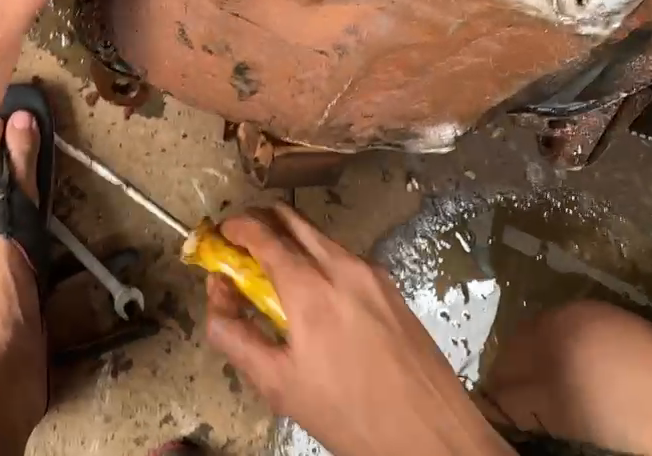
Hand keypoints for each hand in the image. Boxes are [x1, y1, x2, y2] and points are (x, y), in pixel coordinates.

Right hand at [206, 206, 512, 455]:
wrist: (436, 438)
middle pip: (290, 217)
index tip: (219, 236)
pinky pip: (342, 257)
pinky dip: (317, 260)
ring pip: (317, 235)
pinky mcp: (391, 287)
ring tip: (276, 277)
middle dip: (258, 222)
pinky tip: (317, 298)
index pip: (261, 232)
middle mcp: (340, 266)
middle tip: (241, 247)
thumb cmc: (351, 415)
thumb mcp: (279, 386)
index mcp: (310, 288)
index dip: (233, 227)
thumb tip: (216, 295)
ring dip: (288, 241)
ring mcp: (371, 272)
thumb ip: (235, 336)